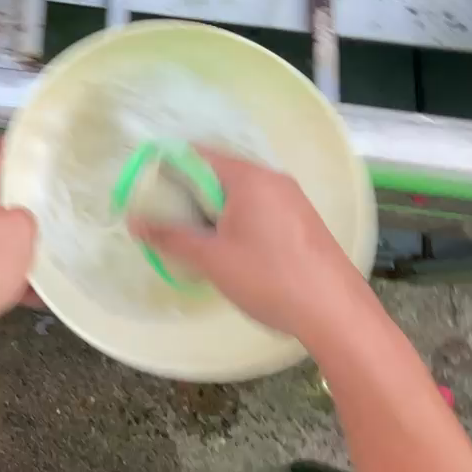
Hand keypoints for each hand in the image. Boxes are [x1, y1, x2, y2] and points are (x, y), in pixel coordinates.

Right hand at [130, 149, 368, 340]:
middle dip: (187, 190)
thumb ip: (169, 236)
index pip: (197, 154)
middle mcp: (273, 179)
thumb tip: (134, 222)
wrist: (338, 316)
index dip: (167, 166)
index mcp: (249, 178)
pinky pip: (257, 206)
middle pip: (218, 172)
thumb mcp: (210, 258)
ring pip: (238, 192)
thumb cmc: (269, 278)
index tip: (146, 187)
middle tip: (163, 214)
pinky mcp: (302, 221)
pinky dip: (234, 217)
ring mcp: (292, 200)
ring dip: (210, 207)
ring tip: (190, 233)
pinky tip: (226, 246)